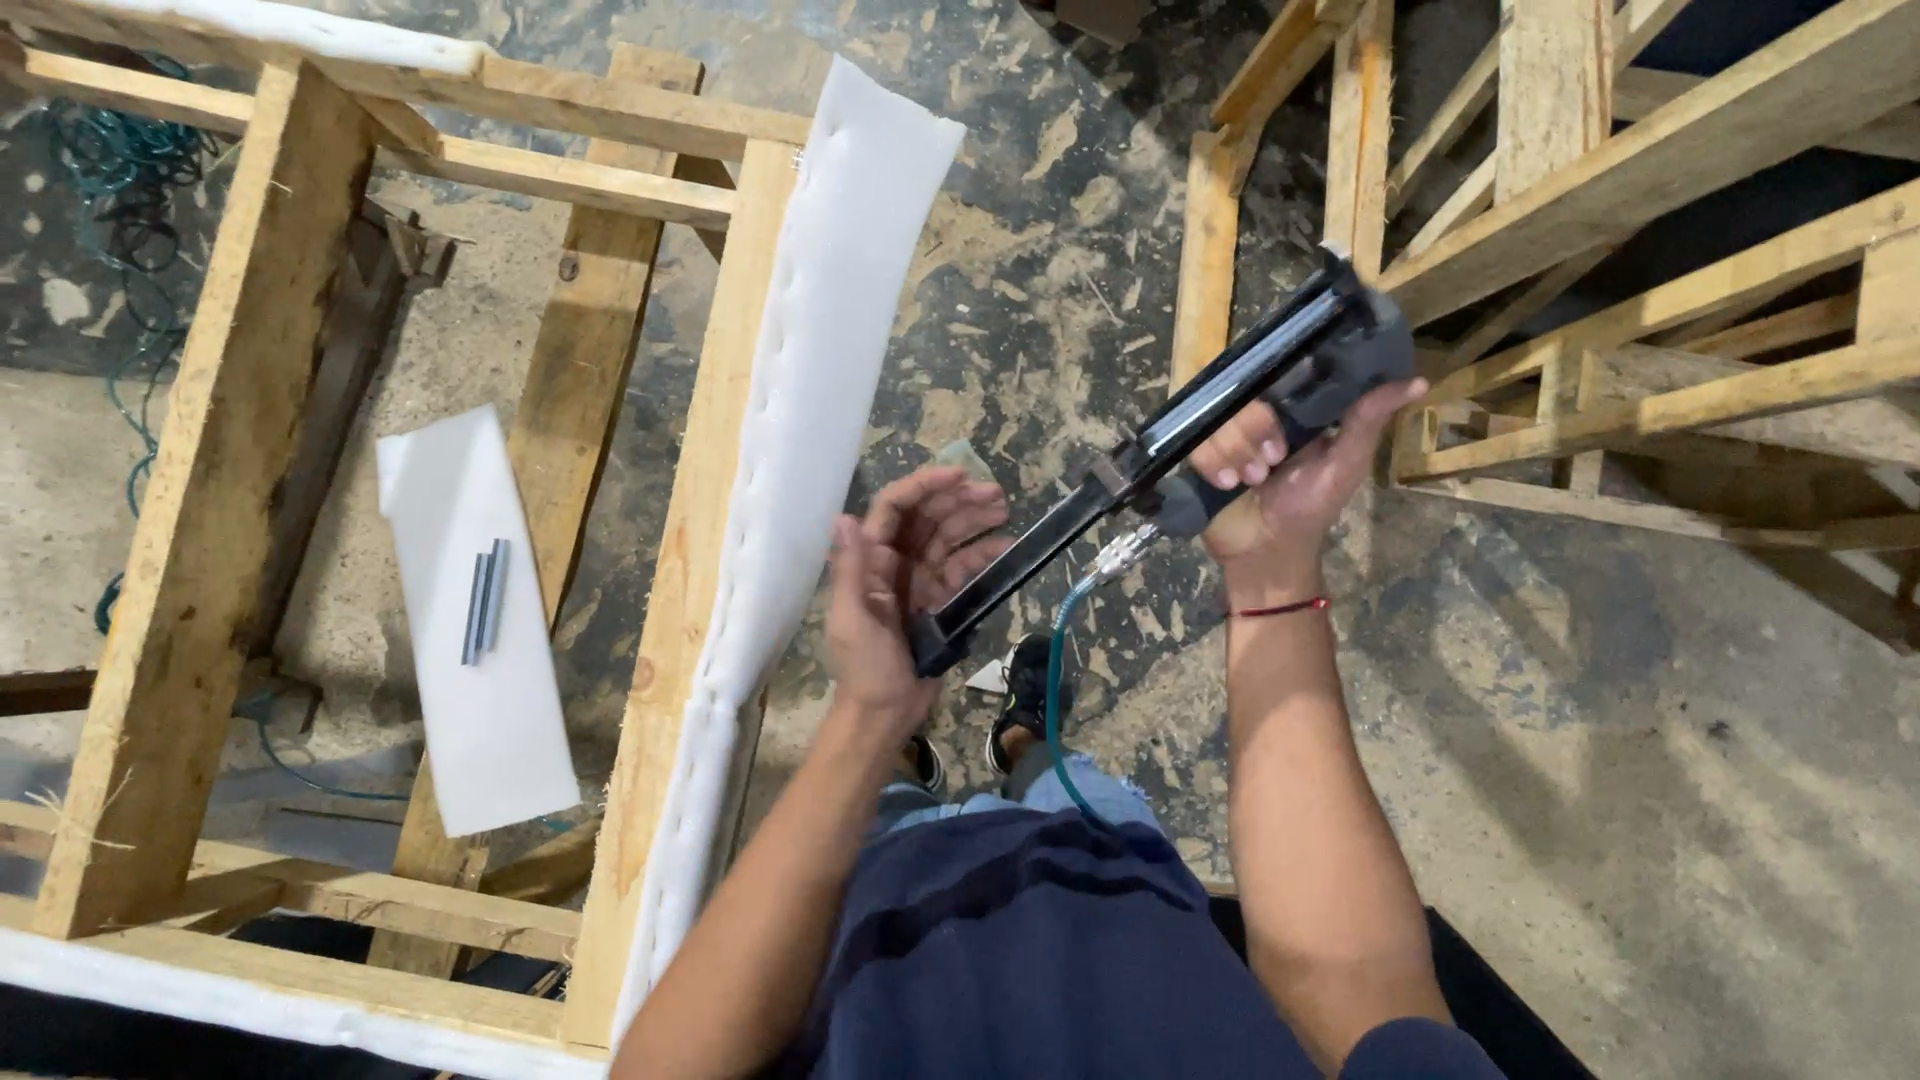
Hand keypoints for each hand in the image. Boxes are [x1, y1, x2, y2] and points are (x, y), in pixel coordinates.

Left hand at [825, 466, 1012, 729]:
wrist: (886, 712)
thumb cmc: (864, 668)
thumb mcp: (852, 620)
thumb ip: (850, 569)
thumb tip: (843, 517)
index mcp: (870, 560)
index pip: (894, 509)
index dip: (924, 486)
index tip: (959, 476)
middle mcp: (895, 562)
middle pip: (928, 517)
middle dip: (959, 500)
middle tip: (996, 494)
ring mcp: (921, 580)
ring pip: (950, 537)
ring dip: (975, 520)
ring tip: (1005, 510)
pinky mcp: (942, 600)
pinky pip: (965, 569)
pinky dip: (985, 557)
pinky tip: (1008, 549)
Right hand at [1192, 379, 1427, 589]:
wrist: (1266, 552)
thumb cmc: (1310, 509)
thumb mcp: (1345, 463)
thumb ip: (1368, 421)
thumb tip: (1418, 382)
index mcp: (1292, 411)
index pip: (1278, 372)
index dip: (1280, 386)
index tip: (1289, 413)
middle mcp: (1255, 417)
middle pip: (1243, 397)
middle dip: (1256, 432)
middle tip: (1272, 463)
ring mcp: (1224, 436)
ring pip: (1218, 420)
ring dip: (1236, 454)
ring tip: (1250, 481)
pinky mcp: (1199, 457)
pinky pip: (1197, 444)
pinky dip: (1213, 464)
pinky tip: (1227, 484)